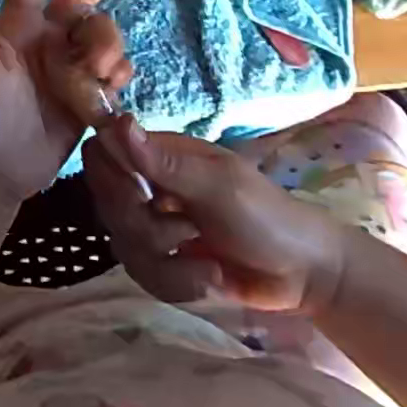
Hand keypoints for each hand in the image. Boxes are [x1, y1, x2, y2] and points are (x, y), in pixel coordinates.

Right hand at [84, 115, 350, 313]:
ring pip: (122, 244)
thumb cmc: (268, 217)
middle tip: (189, 230)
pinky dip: (177, 284)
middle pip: (107, 204)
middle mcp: (147, 186)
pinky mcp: (160, 261)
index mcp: (159, 154)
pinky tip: (210, 280)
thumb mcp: (220, 186)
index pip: (100, 153)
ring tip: (209, 264)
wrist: (306, 277)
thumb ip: (165, 161)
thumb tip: (117, 121)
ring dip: (167, 263)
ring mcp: (152, 225)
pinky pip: (141, 274)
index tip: (142, 196)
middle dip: (147, 229)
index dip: (110, 178)